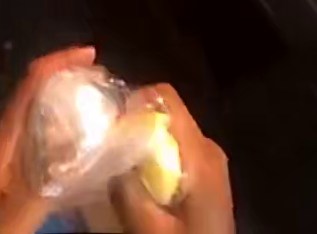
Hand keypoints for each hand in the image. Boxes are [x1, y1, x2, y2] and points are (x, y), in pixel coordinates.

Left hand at [0, 45, 97, 233]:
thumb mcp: (10, 218)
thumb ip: (42, 189)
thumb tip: (80, 157)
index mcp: (1, 133)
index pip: (30, 81)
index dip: (59, 61)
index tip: (91, 54)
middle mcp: (0, 130)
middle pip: (33, 86)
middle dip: (65, 74)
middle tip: (99, 79)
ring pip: (33, 106)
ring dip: (61, 95)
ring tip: (92, 101)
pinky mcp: (1, 163)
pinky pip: (32, 128)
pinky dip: (55, 121)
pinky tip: (72, 139)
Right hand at [110, 84, 232, 233]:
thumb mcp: (151, 228)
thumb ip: (127, 190)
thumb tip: (104, 156)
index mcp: (201, 152)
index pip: (165, 96)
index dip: (134, 100)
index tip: (112, 124)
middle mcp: (209, 146)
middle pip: (165, 114)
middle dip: (135, 127)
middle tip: (111, 149)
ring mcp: (212, 162)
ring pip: (169, 133)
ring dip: (144, 146)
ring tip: (123, 169)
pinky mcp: (209, 177)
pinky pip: (177, 151)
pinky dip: (156, 160)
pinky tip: (143, 185)